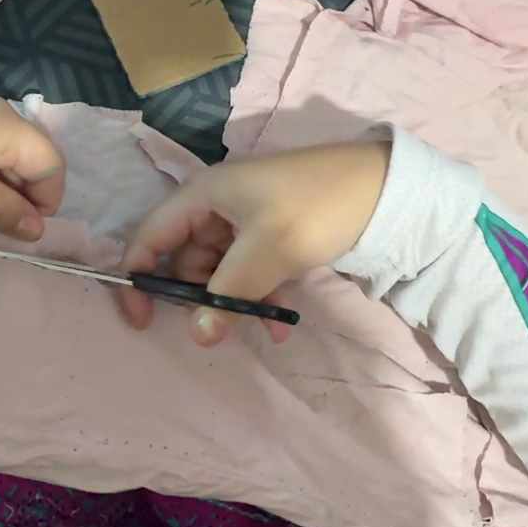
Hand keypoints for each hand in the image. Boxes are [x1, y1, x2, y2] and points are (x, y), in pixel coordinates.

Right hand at [118, 142, 390, 345]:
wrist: (390, 190)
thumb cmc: (318, 207)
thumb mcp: (269, 251)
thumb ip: (228, 295)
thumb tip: (197, 336)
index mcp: (201, 196)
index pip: (149, 238)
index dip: (137, 279)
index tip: (143, 321)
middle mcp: (213, 207)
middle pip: (183, 261)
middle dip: (201, 298)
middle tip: (222, 324)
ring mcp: (240, 223)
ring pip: (216, 274)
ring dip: (235, 303)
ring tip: (268, 325)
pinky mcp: (265, 237)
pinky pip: (245, 274)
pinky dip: (256, 297)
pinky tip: (280, 325)